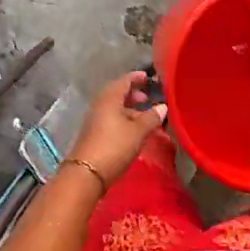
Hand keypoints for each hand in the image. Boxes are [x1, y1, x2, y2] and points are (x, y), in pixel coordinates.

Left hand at [68, 71, 167, 187]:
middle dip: (132, 94)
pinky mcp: (94, 133)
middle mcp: (100, 105)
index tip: (148, 77)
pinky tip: (134, 131)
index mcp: (109, 98)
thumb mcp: (137, 132)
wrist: (87, 172)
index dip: (136, 78)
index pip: (123, 81)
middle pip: (117, 93)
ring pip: (114, 108)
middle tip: (147, 98)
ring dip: (129, 109)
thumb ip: (151, 118)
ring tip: (145, 117)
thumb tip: (162, 107)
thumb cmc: (114, 146)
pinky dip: (123, 120)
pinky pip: (111, 119)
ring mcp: (95, 119)